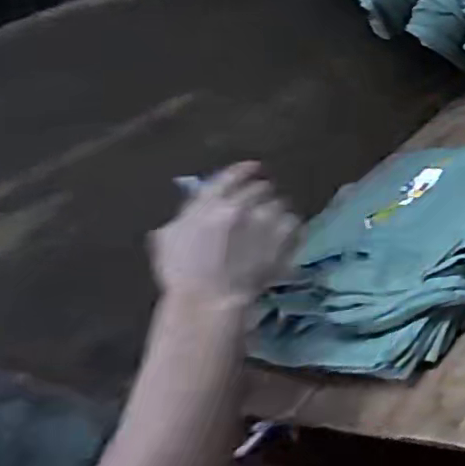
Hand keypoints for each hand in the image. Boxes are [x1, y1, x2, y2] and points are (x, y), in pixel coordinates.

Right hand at [149, 162, 298, 311]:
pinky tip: (276, 239)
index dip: (245, 170)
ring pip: (280, 203)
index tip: (254, 167)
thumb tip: (208, 196)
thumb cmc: (183, 272)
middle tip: (255, 210)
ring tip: (264, 230)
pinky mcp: (286, 233)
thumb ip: (191, 211)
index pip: (233, 176)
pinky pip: (293, 219)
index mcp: (209, 205)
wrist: (210, 298)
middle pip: (261, 187)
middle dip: (259, 196)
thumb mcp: (171, 236)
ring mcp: (267, 219)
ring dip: (274, 212)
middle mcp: (241, 206)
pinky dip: (288, 226)